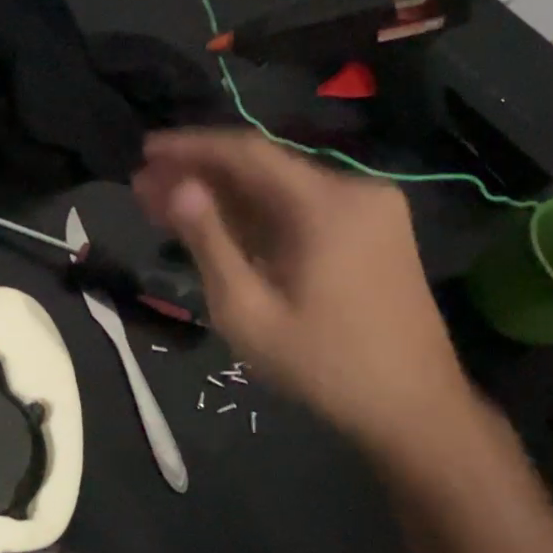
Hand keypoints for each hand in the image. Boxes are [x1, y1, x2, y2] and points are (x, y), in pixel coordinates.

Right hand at [132, 129, 477, 451]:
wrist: (410, 404)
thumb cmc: (320, 362)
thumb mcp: (246, 308)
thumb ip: (209, 242)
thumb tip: (175, 188)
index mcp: (327, 204)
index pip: (247, 153)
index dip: (191, 147)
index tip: (144, 150)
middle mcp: (354, 192)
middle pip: (263, 167)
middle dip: (199, 172)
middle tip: (142, 183)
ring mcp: (368, 211)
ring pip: (278, 188)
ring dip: (222, 194)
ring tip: (163, 203)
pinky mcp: (369, 233)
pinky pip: (299, 209)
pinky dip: (254, 214)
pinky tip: (214, 224)